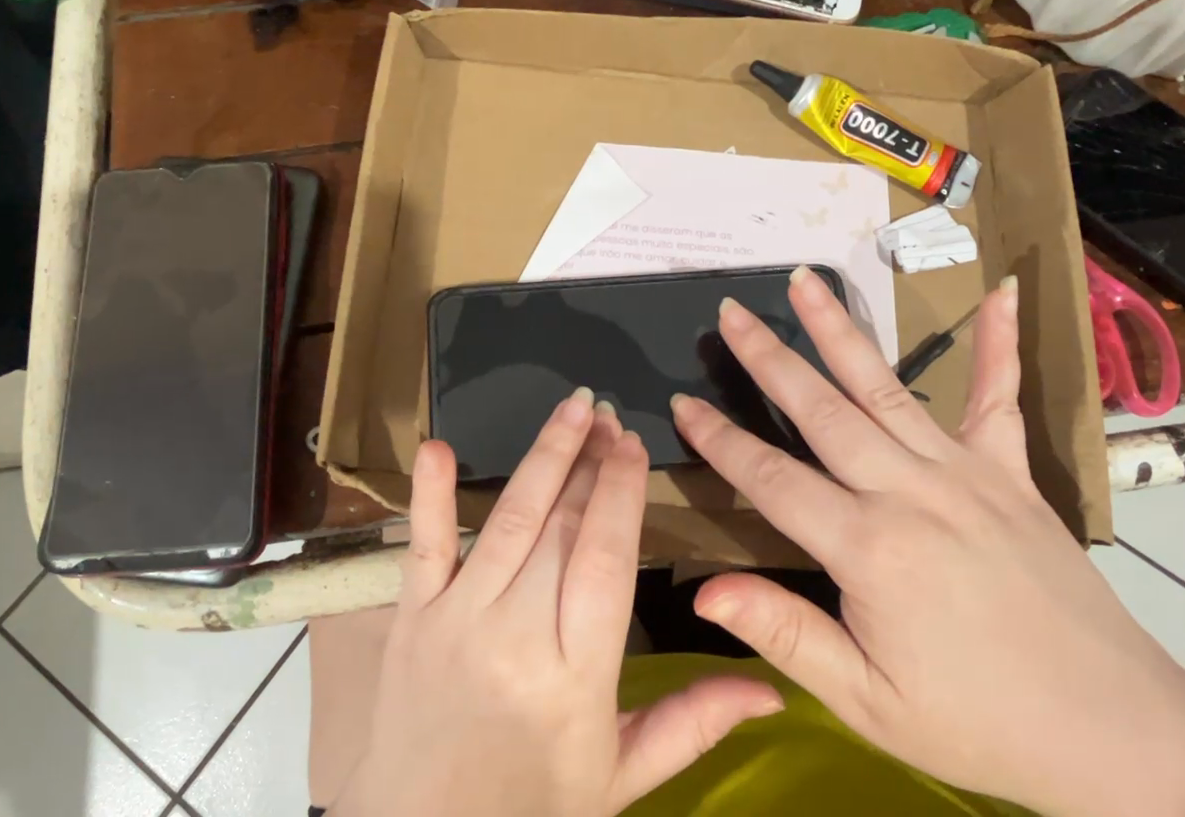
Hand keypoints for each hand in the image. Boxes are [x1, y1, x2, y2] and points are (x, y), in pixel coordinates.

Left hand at [331, 389, 784, 816]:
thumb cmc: (532, 806)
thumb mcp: (619, 776)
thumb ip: (691, 724)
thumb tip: (771, 691)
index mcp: (576, 673)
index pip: (606, 559)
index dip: (621, 493)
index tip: (633, 445)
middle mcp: (517, 633)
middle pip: (561, 526)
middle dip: (589, 462)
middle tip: (607, 414)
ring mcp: (458, 618)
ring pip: (509, 520)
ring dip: (542, 456)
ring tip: (569, 408)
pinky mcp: (413, 617)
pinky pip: (423, 546)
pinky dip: (430, 494)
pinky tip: (439, 446)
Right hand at [673, 269, 1184, 816]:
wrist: (1115, 734)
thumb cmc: (977, 724)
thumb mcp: (867, 700)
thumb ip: (783, 632)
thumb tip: (700, 591)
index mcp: (868, 548)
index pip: (771, 478)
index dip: (720, 441)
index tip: (681, 402)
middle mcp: (911, 492)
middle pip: (822, 411)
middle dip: (768, 358)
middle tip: (731, 312)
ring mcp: (966, 475)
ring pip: (885, 389)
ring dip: (840, 331)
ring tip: (807, 281)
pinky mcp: (1012, 475)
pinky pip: (1000, 400)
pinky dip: (998, 346)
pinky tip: (999, 293)